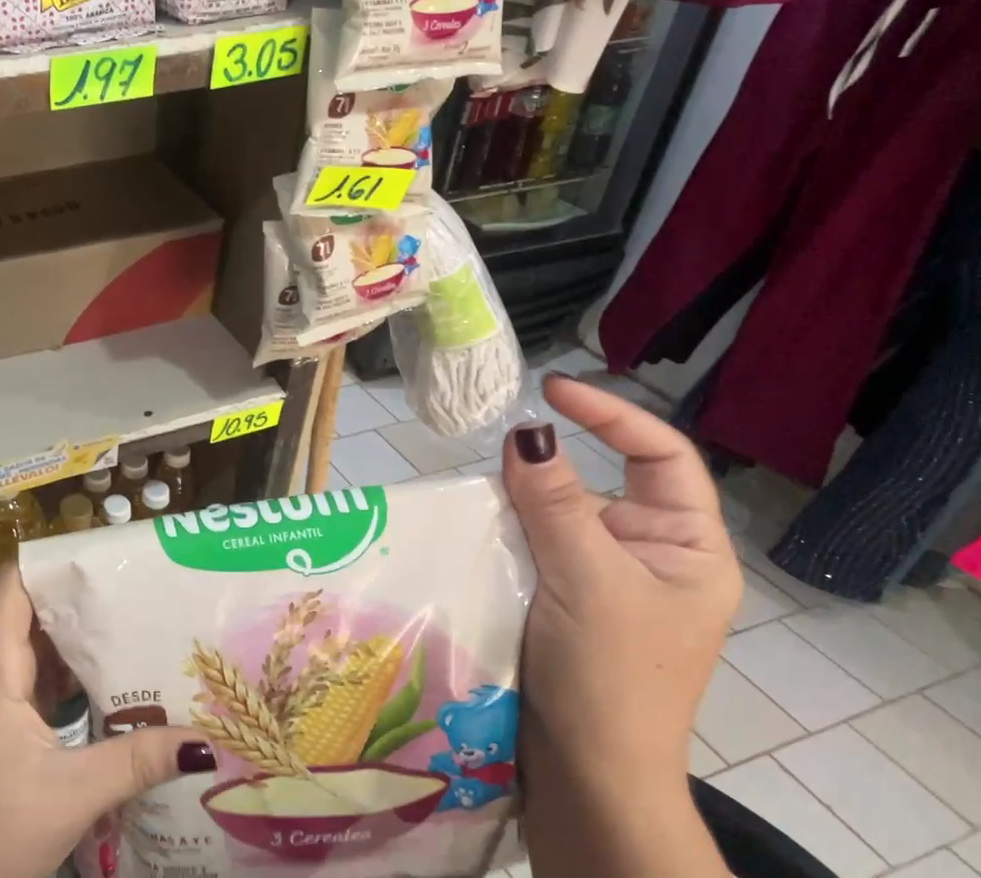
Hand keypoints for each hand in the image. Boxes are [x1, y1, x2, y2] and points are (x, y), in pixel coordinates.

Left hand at [0, 566, 208, 877]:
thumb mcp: (74, 793)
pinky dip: (75, 677)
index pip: (12, 591)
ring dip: (80, 639)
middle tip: (135, 586)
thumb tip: (206, 739)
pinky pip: (43, 685)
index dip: (46, 562)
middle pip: (31, 615)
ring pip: (40, 652)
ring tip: (134, 622)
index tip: (96, 551)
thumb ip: (137, 761)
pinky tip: (115, 682)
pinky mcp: (9, 730)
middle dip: (78, 597)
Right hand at [505, 374, 740, 792]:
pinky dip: (503, 536)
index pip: (660, 456)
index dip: (611, 415)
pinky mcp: (562, 600)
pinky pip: (532, 548)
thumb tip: (526, 432)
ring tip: (474, 504)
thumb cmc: (609, 674)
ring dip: (517, 507)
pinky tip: (471, 536)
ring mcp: (604, 580)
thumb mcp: (586, 578)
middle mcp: (650, 556)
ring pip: (556, 516)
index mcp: (689, 548)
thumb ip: (555, 502)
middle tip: (492, 465)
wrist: (587, 770)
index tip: (551, 390)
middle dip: (547, 472)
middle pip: (599, 483)